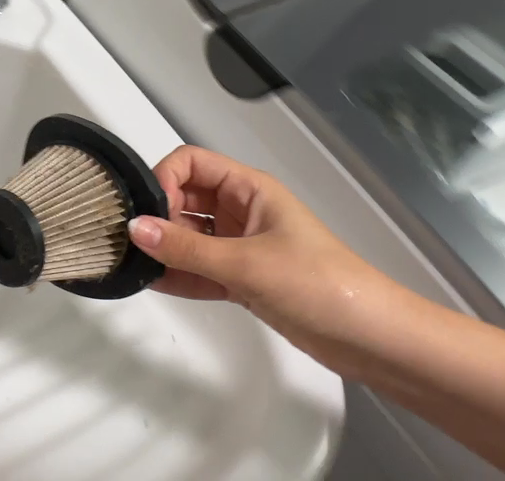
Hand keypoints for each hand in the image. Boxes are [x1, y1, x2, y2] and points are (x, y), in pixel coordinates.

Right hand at [128, 145, 409, 374]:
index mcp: (248, 189)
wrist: (374, 340)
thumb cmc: (316, 283)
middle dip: (158, 215)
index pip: (191, 163)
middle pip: (185, 198)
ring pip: (190, 236)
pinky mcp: (243, 280)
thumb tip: (133, 227)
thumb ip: (186, 248)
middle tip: (131, 240)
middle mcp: (241, 211)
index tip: (147, 211)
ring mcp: (241, 246)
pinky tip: (152, 283)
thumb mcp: (246, 263)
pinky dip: (179, 274)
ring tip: (132, 263)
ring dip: (165, 248)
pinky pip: (200, 268)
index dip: (164, 178)